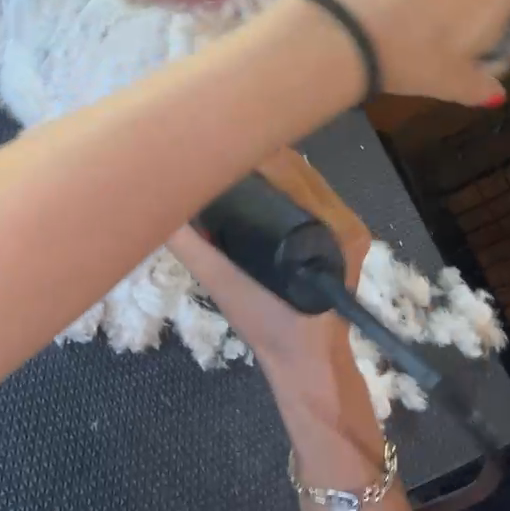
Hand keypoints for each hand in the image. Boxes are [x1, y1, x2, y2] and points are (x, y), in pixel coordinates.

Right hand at [165, 148, 364, 375]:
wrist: (307, 364)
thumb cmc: (269, 326)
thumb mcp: (222, 284)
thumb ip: (191, 246)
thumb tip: (159, 206)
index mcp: (327, 227)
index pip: (287, 168)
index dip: (250, 152)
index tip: (215, 146)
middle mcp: (345, 218)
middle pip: (296, 166)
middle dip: (256, 153)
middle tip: (215, 150)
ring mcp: (350, 223)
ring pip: (304, 174)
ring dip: (270, 163)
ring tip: (229, 160)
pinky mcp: (346, 231)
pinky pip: (310, 191)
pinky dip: (283, 180)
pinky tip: (255, 178)